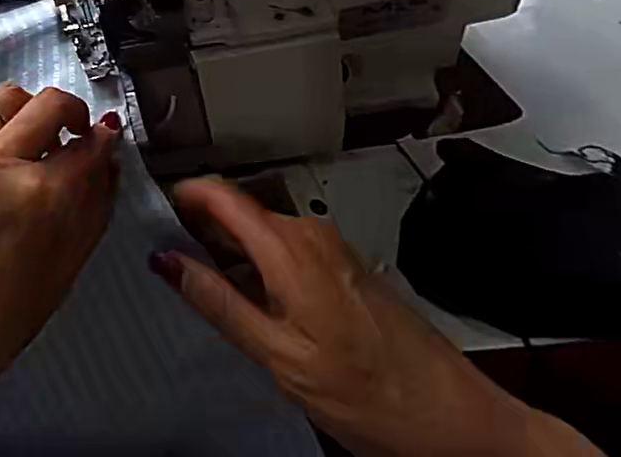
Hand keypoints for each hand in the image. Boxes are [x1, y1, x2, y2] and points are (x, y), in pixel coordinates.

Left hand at [0, 84, 121, 455]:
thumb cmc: (7, 309)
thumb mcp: (69, 264)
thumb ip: (94, 205)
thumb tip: (106, 160)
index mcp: (44, 195)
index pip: (89, 145)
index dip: (104, 141)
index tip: (104, 141)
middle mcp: (3, 160)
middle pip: (50, 102)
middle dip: (73, 112)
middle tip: (73, 133)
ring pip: (6, 96)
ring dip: (28, 109)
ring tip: (30, 135)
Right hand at [152, 177, 600, 456]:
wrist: (469, 429)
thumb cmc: (380, 398)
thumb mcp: (280, 355)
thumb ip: (216, 300)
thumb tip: (166, 260)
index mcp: (289, 247)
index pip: (215, 191)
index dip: (176, 194)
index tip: (150, 213)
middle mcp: (308, 234)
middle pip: (232, 208)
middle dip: (196, 228)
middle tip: (170, 261)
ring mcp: (328, 248)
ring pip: (254, 229)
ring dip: (225, 249)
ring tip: (207, 289)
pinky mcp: (340, 266)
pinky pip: (279, 246)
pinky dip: (253, 263)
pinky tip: (250, 303)